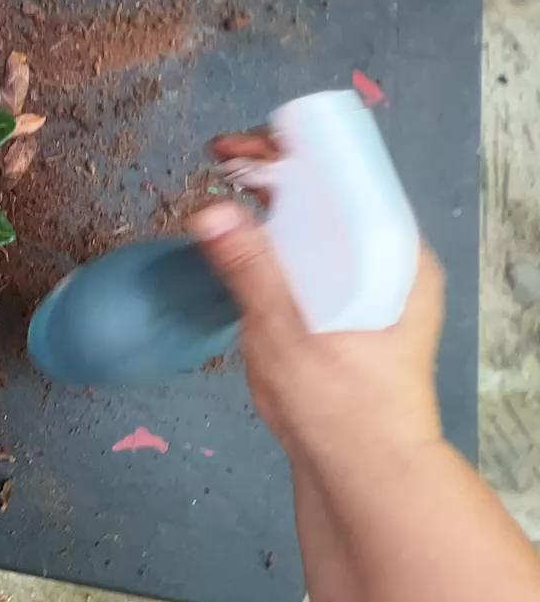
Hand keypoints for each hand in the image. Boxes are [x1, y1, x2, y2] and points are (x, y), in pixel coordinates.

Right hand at [190, 133, 444, 458]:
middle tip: (218, 158)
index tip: (244, 144)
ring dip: (266, 195)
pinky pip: (299, 248)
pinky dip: (265, 228)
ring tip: (219, 183)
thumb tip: (209, 210)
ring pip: (312, 220)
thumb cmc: (337, 398)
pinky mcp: (331, 299)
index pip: (351, 181)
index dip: (299, 152)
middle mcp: (382, 262)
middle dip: (276, 167)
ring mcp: (358, 281)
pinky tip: (234, 230)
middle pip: (330, 193)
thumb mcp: (289, 330)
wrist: (358, 458)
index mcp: (392, 260)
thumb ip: (252, 269)